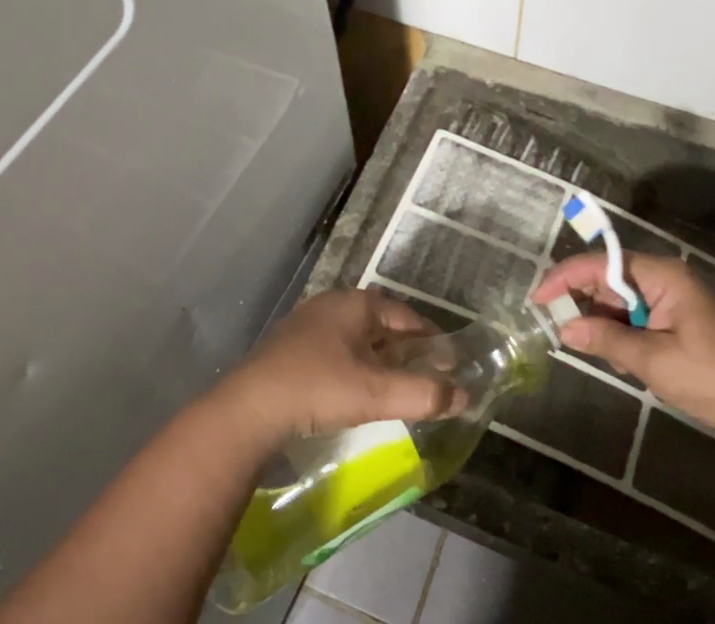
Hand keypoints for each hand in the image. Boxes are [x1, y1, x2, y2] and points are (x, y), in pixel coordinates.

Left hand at [217, 289, 467, 442]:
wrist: (249, 410)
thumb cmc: (319, 388)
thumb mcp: (377, 393)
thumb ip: (424, 394)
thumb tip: (464, 396)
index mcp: (355, 304)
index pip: (407, 316)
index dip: (431, 339)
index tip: (449, 364)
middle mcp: (331, 306)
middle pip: (381, 326)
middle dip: (405, 351)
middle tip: (426, 378)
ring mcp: (305, 326)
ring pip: (356, 340)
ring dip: (378, 361)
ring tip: (395, 388)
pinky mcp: (288, 351)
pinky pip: (334, 353)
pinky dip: (353, 369)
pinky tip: (355, 393)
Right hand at [533, 253, 714, 434]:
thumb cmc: (707, 376)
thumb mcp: (650, 359)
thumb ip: (605, 339)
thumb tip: (564, 329)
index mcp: (661, 276)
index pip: (602, 264)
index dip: (566, 277)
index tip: (537, 298)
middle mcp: (663, 279)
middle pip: (608, 278)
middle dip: (581, 301)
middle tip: (553, 325)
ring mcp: (670, 300)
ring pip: (618, 300)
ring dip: (600, 322)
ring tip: (587, 347)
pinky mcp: (673, 321)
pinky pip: (633, 318)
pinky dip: (617, 334)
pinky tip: (617, 358)